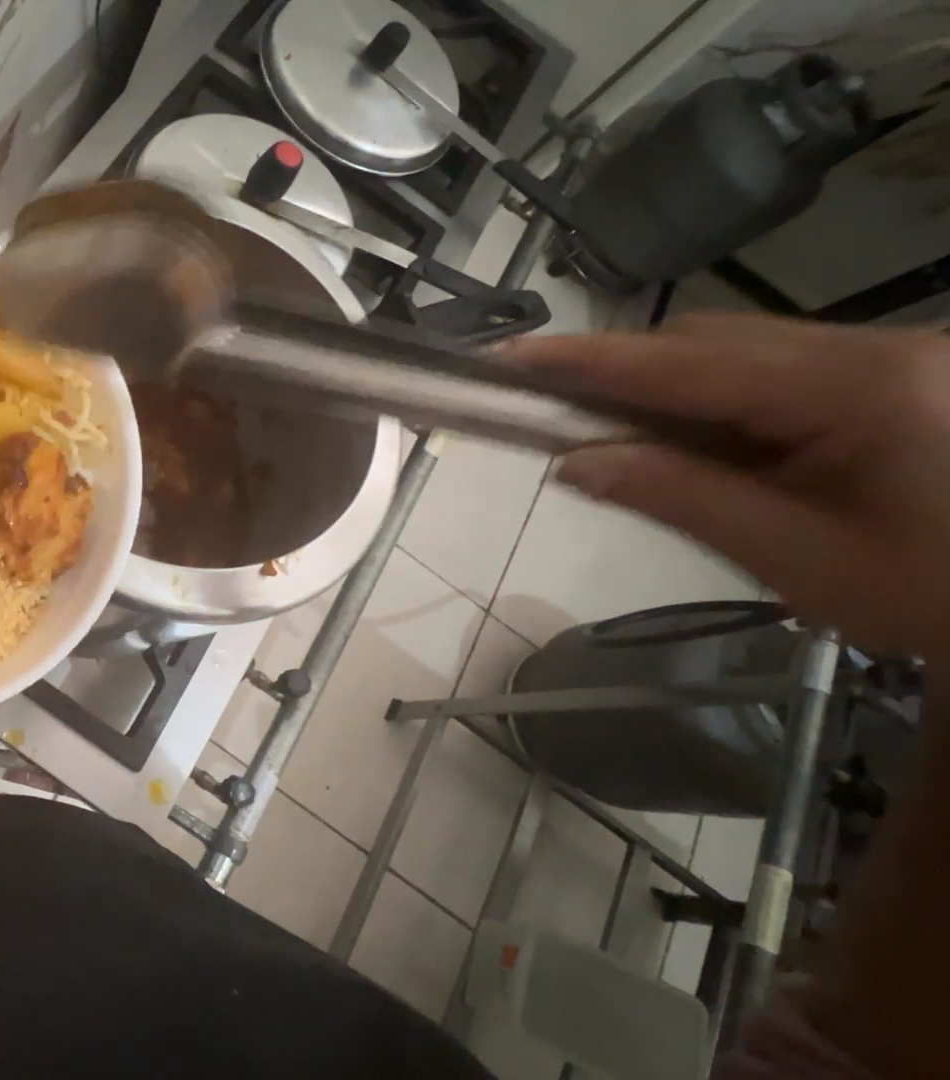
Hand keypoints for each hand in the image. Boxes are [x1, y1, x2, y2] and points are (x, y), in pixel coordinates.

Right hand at [512, 314, 949, 661]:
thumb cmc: (944, 597)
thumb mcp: (798, 558)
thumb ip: (680, 497)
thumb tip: (577, 462)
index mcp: (860, 390)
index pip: (688, 361)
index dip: (587, 360)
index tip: (508, 360)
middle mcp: (879, 351)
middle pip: (710, 338)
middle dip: (620, 372)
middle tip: (553, 417)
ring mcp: (896, 359)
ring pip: (740, 350)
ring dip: (662, 388)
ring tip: (615, 438)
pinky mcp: (900, 378)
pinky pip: (776, 370)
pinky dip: (710, 399)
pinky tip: (692, 441)